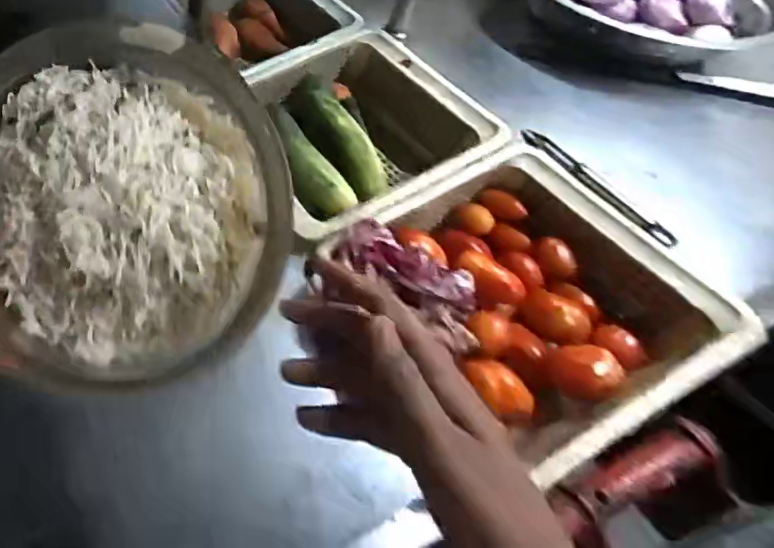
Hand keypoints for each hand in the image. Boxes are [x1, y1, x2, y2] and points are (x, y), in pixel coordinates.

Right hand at [281, 257, 569, 547]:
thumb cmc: (487, 507)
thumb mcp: (440, 445)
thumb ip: (406, 383)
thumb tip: (374, 319)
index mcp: (439, 377)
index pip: (390, 315)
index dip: (353, 285)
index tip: (316, 264)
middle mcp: (431, 388)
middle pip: (374, 342)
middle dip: (330, 323)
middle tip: (286, 315)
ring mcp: (427, 420)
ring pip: (368, 381)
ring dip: (328, 372)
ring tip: (287, 373)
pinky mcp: (422, 450)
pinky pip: (374, 420)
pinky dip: (342, 416)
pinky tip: (310, 420)